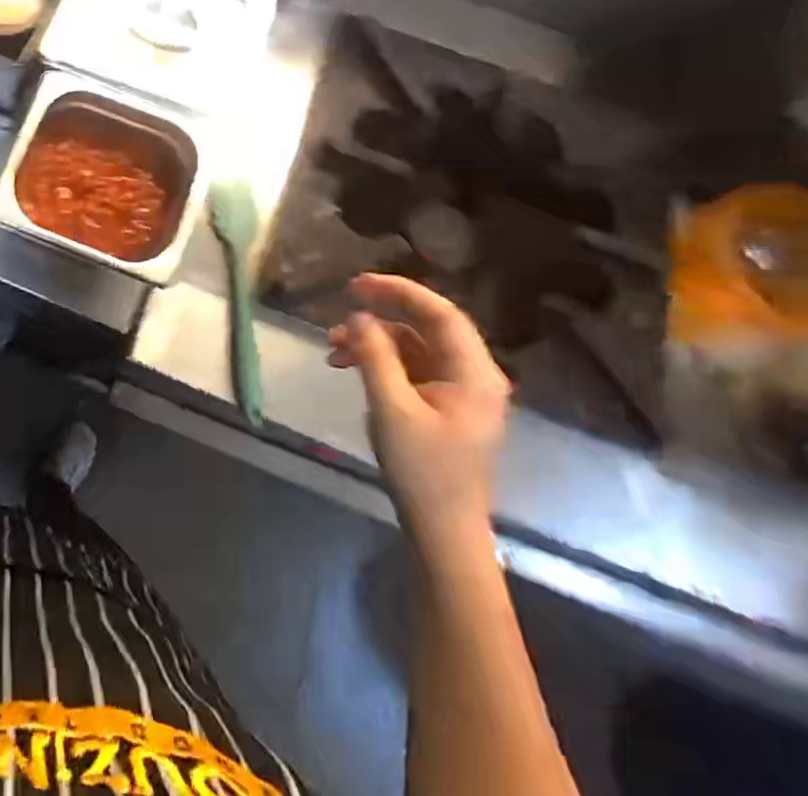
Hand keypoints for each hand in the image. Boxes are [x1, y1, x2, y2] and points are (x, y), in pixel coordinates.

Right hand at [327, 273, 510, 534]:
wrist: (442, 525)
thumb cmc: (421, 468)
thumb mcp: (391, 409)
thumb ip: (375, 358)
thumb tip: (360, 316)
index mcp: (474, 373)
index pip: (441, 315)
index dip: (400, 291)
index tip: (357, 283)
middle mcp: (473, 375)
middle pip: (427, 328)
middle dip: (382, 315)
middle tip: (341, 306)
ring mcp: (458, 392)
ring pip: (414, 348)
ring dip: (374, 342)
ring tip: (333, 348)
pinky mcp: (442, 406)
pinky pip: (411, 369)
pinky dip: (380, 362)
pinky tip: (350, 367)